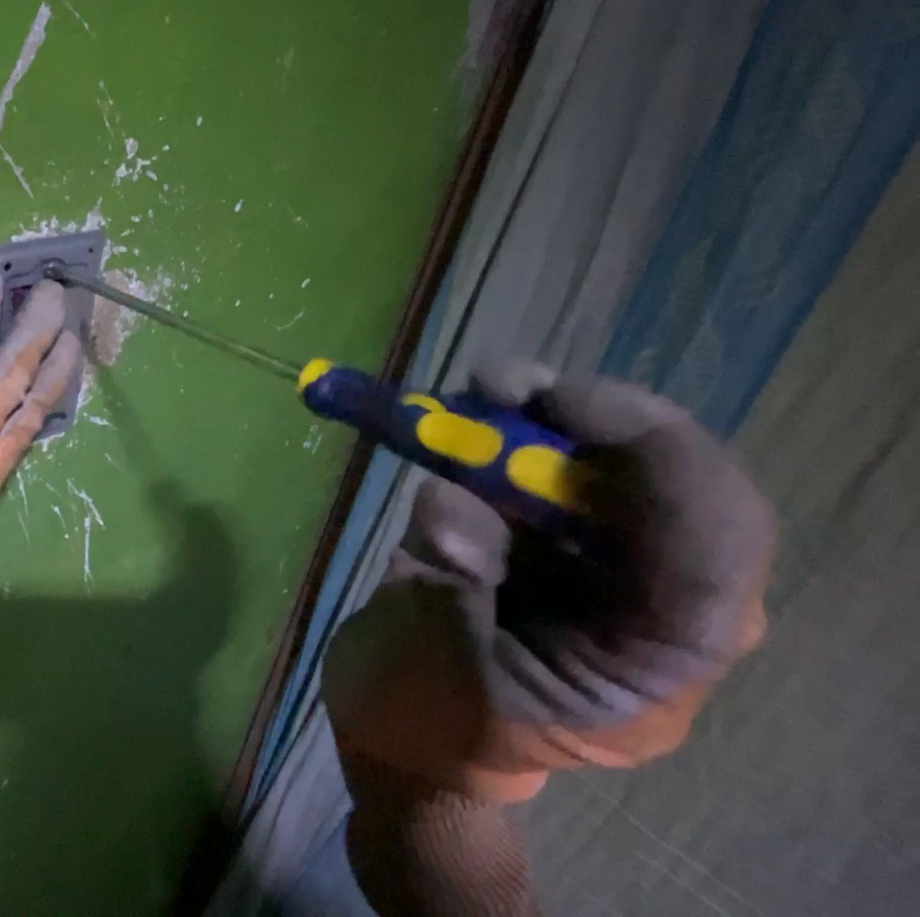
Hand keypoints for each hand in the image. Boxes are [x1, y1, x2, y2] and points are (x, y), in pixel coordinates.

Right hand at [323, 371, 775, 801]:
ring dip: (545, 419)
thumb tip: (448, 502)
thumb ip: (449, 580)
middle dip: (591, 420)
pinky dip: (510, 434)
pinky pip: (556, 469)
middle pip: (672, 484)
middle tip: (497, 386)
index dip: (651, 454)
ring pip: (617, 463)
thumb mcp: (432, 659)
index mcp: (656, 655)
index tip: (554, 401)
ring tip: (473, 393)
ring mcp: (609, 565)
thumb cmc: (426, 715)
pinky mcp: (557, 539)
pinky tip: (463, 421)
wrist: (403, 728)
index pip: (711, 540)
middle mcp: (657, 599)